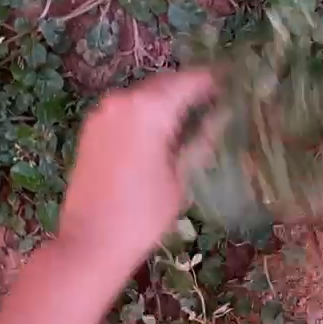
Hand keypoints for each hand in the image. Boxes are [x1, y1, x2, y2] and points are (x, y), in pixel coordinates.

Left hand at [55, 69, 214, 284]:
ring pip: (142, 98)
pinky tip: (160, 134)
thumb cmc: (143, 216)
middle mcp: (123, 101)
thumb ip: (199, 143)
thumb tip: (221, 118)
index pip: (189, 82)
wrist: (91, 242)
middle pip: (164, 85)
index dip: (213, 81)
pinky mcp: (91, 130)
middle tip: (214, 102)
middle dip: (188, 91)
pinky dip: (145, 116)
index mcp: (150, 110)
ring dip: (165, 103)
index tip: (231, 82)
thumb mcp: (180, 180)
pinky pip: (125, 112)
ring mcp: (103, 114)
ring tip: (190, 120)